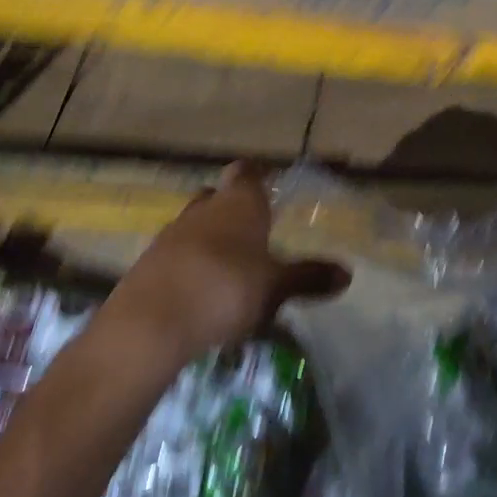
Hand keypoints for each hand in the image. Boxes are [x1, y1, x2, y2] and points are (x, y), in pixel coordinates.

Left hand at [96, 162, 349, 363]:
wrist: (151, 323)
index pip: (248, 173)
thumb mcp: (275, 288)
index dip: (258, 177)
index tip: (269, 186)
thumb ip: (308, 278)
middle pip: (218, 195)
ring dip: (210, 238)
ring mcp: (172, 234)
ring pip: (195, 224)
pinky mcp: (149, 264)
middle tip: (253, 229)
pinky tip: (202, 291)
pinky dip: (190, 265)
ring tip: (231, 266)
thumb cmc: (226, 289)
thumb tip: (347, 274)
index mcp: (239, 203)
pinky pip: (177, 254)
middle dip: (232, 208)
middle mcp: (204, 208)